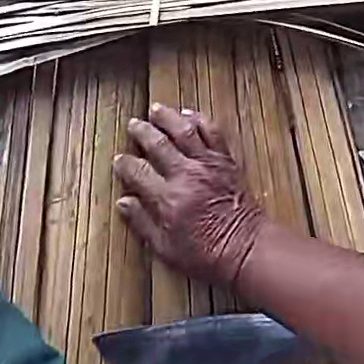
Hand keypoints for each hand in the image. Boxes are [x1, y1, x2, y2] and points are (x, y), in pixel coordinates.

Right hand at [112, 103, 266, 285]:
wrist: (245, 247)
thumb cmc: (204, 255)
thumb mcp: (165, 250)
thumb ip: (142, 223)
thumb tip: (123, 201)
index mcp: (167, 199)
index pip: (138, 173)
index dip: (125, 164)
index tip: (118, 158)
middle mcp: (185, 175)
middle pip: (159, 144)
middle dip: (143, 132)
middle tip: (133, 123)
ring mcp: (206, 163)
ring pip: (183, 131)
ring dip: (168, 117)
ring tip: (156, 109)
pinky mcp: (224, 159)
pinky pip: (211, 131)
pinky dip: (198, 119)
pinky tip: (188, 114)